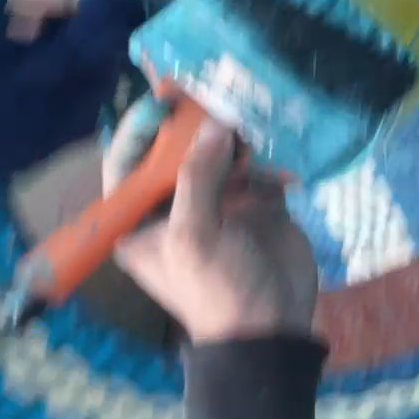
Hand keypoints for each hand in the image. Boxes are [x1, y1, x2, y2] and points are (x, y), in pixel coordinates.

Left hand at [103, 105, 318, 343]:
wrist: (271, 323)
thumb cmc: (214, 285)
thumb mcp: (193, 233)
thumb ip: (199, 176)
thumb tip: (216, 123)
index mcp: (142, 218)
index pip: (132, 163)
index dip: (145, 129)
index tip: (168, 98)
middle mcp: (180, 204)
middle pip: (185, 151)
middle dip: (204, 126)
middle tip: (225, 96)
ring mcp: (224, 201)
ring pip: (229, 154)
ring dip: (245, 139)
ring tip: (261, 124)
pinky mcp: (263, 201)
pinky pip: (265, 166)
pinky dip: (275, 158)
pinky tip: (286, 158)